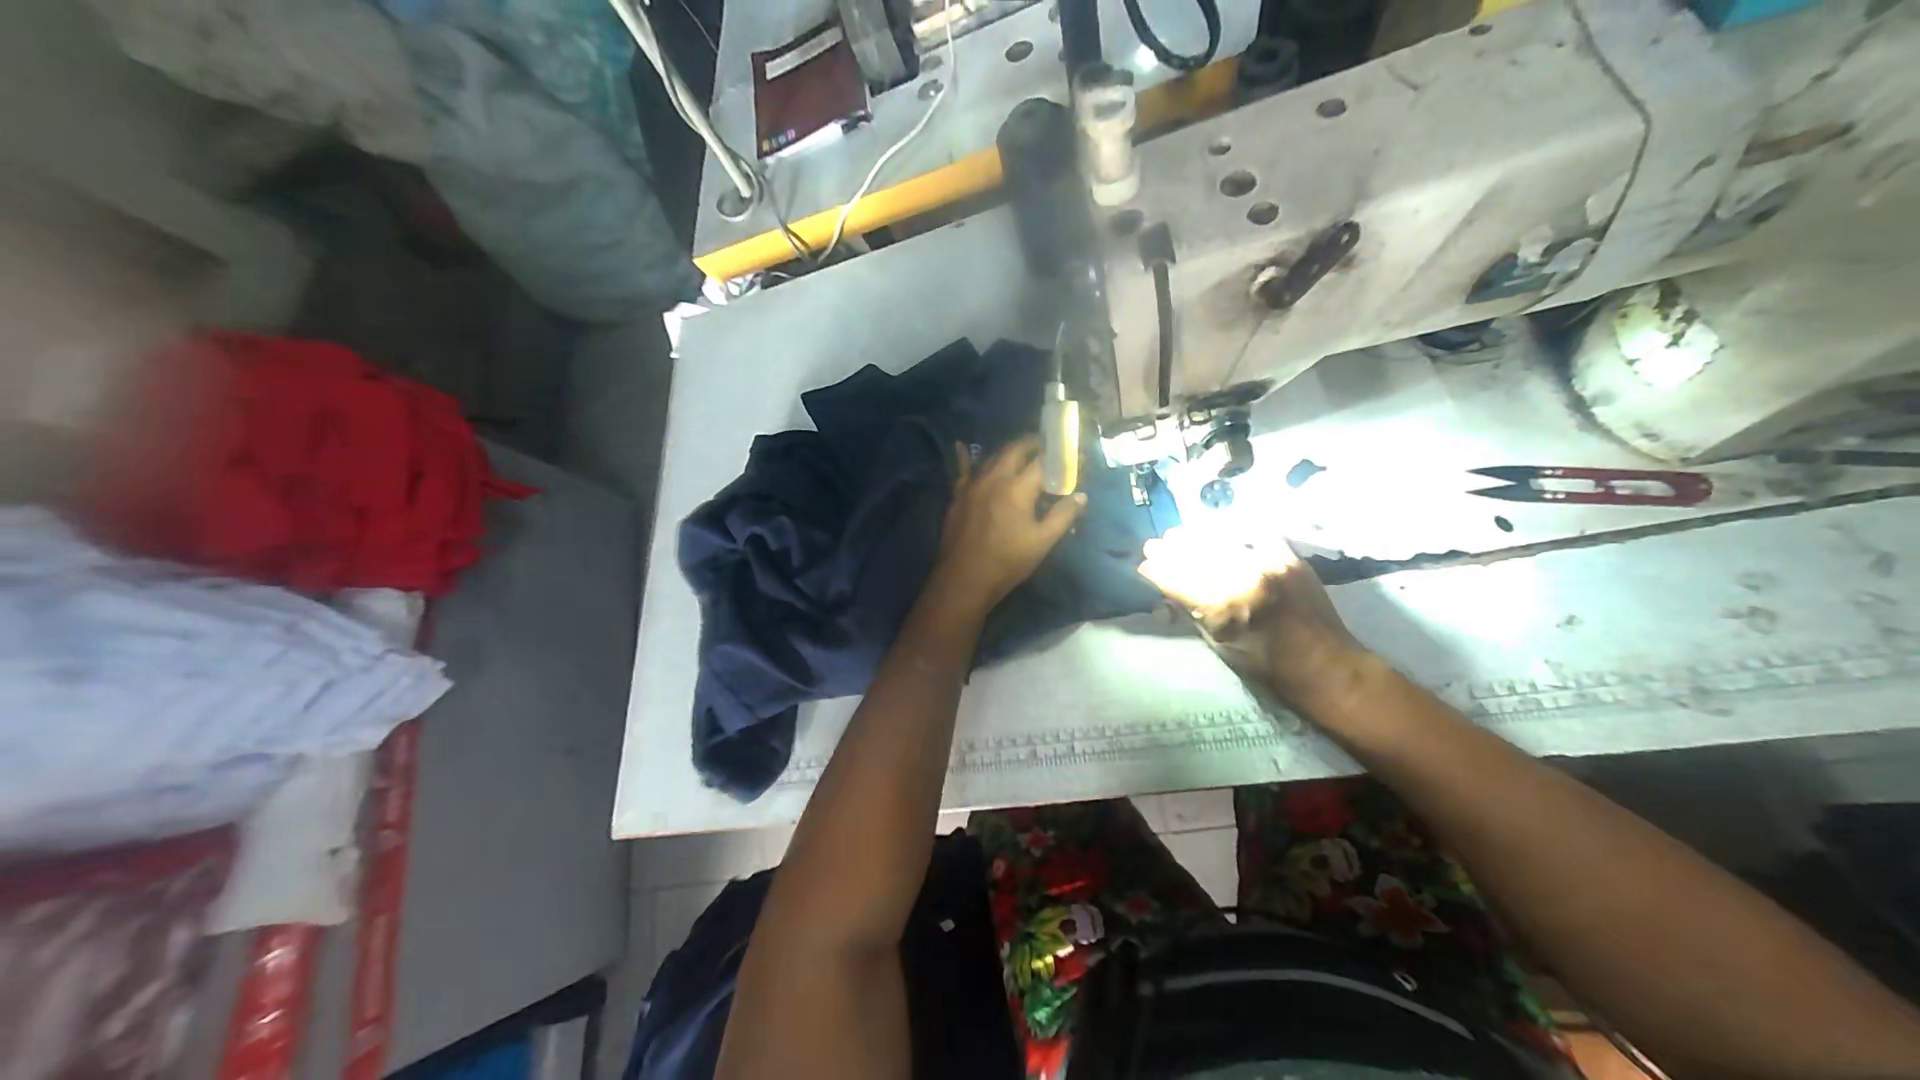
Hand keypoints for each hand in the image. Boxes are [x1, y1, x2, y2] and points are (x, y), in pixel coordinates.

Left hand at [931, 436, 1085, 611]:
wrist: (963, 579)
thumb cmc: (1007, 562)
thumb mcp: (1041, 542)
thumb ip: (1062, 516)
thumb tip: (1081, 496)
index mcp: (1017, 488)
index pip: (1044, 462)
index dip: (1062, 457)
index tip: (1075, 456)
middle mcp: (993, 478)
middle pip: (1016, 450)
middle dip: (1034, 443)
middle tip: (1049, 445)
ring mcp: (972, 485)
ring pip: (992, 457)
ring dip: (1009, 450)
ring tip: (1022, 450)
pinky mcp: (958, 495)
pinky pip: (962, 470)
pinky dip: (964, 456)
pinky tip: (960, 445)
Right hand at [1138, 525, 1370, 711]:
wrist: (1326, 666)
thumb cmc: (1268, 667)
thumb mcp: (1219, 645)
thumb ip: (1193, 614)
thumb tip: (1165, 597)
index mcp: (1225, 605)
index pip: (1179, 579)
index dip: (1157, 571)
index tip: (1143, 565)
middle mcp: (1247, 576)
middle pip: (1197, 553)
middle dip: (1171, 549)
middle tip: (1153, 545)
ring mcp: (1270, 562)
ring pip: (1222, 538)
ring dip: (1196, 536)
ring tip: (1178, 535)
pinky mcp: (1289, 556)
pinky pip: (1254, 533)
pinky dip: (1232, 532)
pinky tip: (1219, 532)